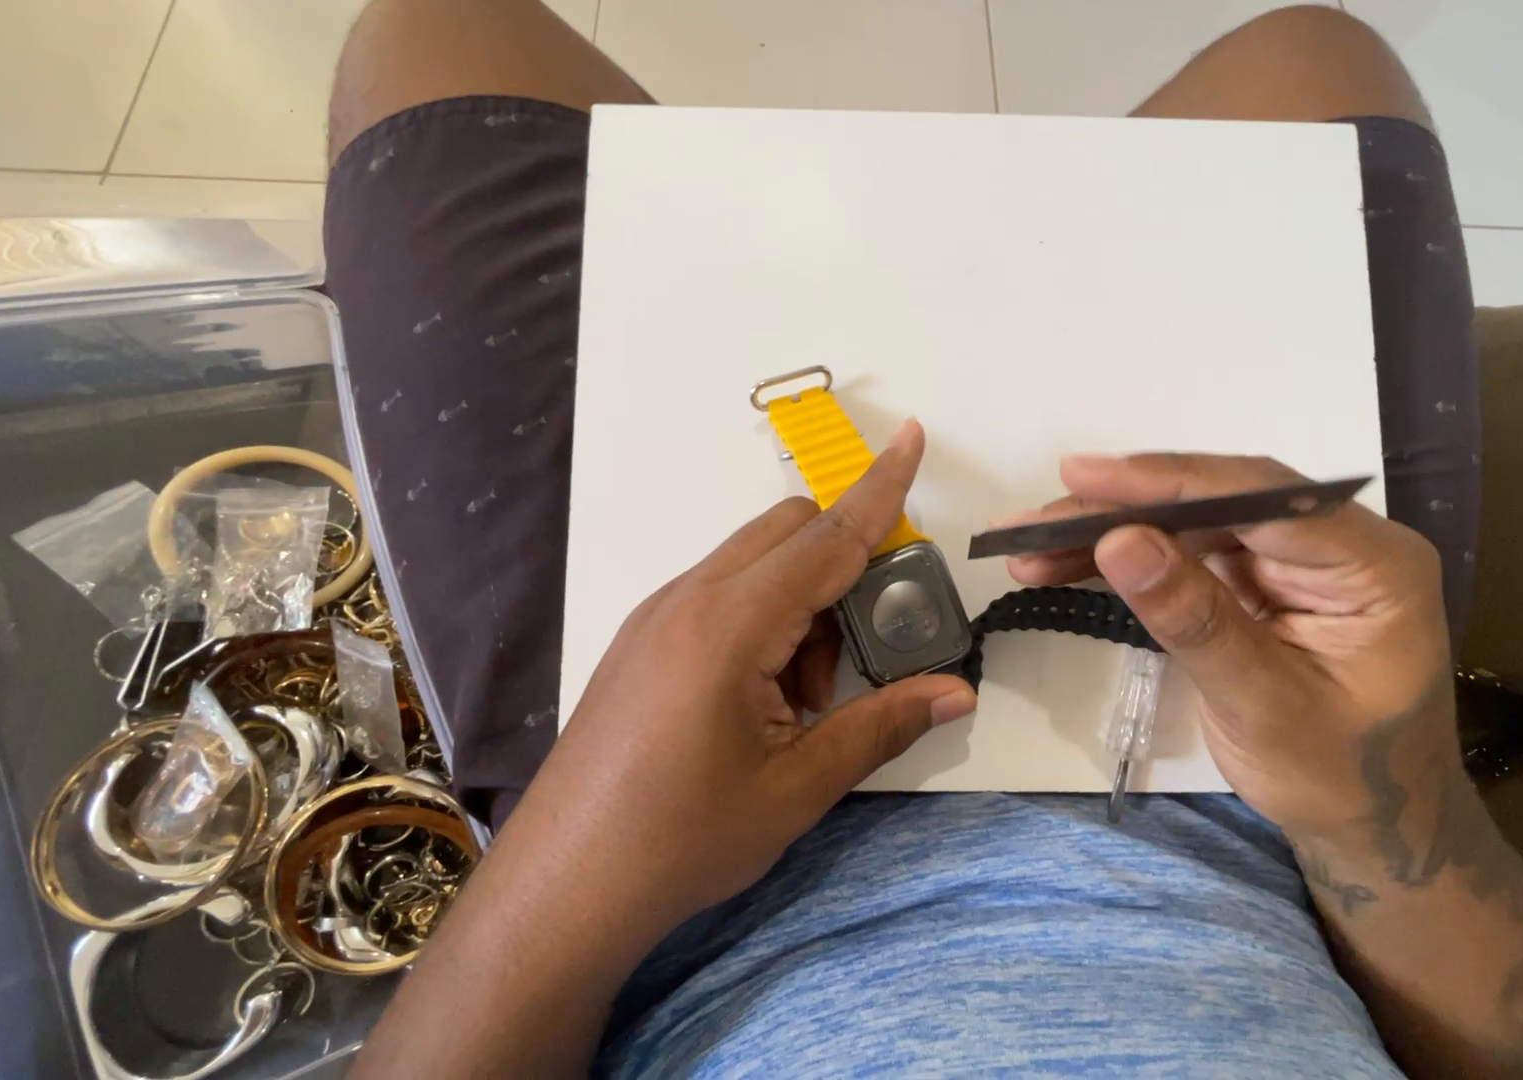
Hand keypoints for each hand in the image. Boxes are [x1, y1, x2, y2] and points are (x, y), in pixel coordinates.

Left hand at [530, 420, 977, 922]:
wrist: (566, 882)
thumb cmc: (684, 837)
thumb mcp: (797, 787)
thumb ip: (881, 726)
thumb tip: (957, 693)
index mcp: (731, 624)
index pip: (828, 538)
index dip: (881, 489)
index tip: (913, 436)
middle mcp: (689, 598)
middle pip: (788, 532)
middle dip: (842, 566)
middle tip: (855, 655)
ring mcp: (657, 615)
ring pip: (754, 564)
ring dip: (801, 605)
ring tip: (800, 702)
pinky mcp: (642, 638)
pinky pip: (721, 594)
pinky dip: (762, 619)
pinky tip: (758, 700)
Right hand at [1006, 453, 1458, 845]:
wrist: (1366, 822)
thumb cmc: (1336, 776)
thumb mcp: (1263, 705)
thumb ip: (1195, 619)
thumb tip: (1118, 542)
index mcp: (1369, 564)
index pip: (1260, 497)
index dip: (1165, 481)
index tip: (1080, 475)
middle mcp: (1329, 544)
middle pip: (1210, 502)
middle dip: (1115, 509)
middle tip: (1028, 523)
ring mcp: (1286, 561)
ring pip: (1183, 523)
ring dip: (1103, 533)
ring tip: (1025, 548)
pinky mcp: (1250, 581)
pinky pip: (1176, 554)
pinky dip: (1118, 561)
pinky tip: (1058, 565)